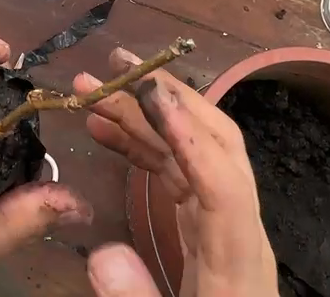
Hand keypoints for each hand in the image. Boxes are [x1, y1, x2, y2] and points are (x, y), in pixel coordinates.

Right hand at [78, 48, 276, 296]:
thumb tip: (99, 253)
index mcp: (238, 264)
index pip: (224, 182)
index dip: (188, 132)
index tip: (146, 91)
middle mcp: (238, 232)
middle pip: (217, 146)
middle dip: (167, 98)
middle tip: (114, 65)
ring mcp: (223, 228)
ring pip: (191, 151)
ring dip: (144, 115)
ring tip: (91, 90)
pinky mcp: (206, 231)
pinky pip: (177, 173)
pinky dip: (142, 145)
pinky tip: (104, 132)